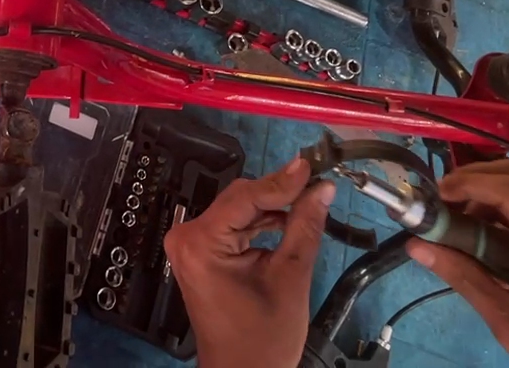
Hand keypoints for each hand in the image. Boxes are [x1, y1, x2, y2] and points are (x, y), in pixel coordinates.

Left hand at [163, 157, 335, 367]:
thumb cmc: (264, 342)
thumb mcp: (290, 280)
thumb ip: (304, 229)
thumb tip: (321, 190)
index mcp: (201, 242)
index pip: (244, 198)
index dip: (281, 181)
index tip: (309, 166)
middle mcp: (188, 236)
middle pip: (239, 200)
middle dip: (278, 192)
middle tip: (315, 179)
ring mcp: (191, 243)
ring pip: (238, 210)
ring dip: (272, 206)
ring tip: (309, 197)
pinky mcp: (200, 250)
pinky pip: (233, 225)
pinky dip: (260, 222)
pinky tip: (288, 218)